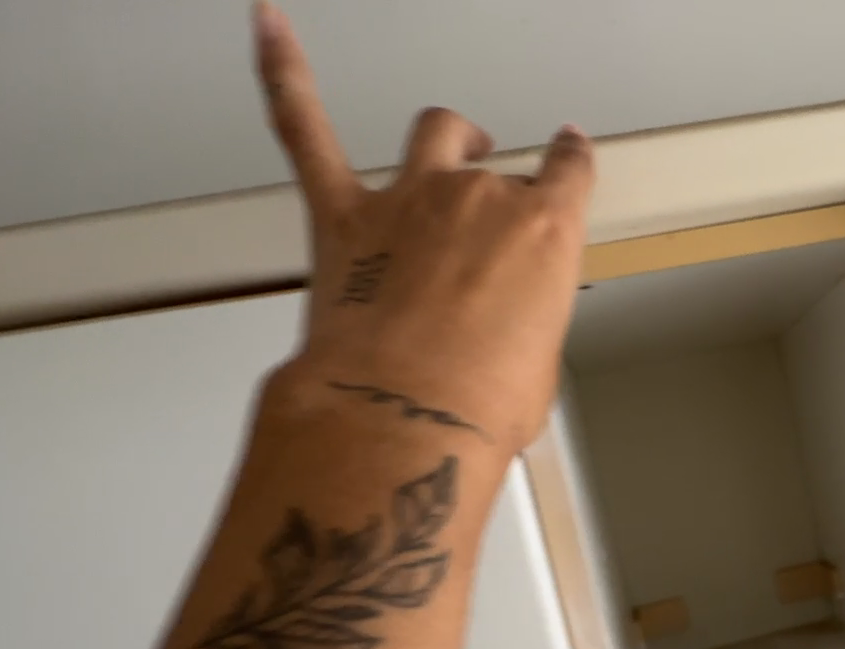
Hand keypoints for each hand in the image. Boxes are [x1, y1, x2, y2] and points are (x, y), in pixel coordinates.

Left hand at [251, 1, 594, 453]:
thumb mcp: (540, 368)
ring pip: (435, 134)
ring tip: (456, 139)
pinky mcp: (344, 215)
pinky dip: (285, 74)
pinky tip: (271, 30)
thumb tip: (507, 333)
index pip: (570, 172)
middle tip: (502, 232)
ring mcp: (411, 199)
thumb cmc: (479, 402)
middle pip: (500, 174)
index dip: (573, 161)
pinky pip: (305, 127)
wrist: (408, 415)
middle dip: (506, 197)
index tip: (572, 151)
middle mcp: (481, 200)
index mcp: (545, 234)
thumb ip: (528, 325)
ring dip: (452, 136)